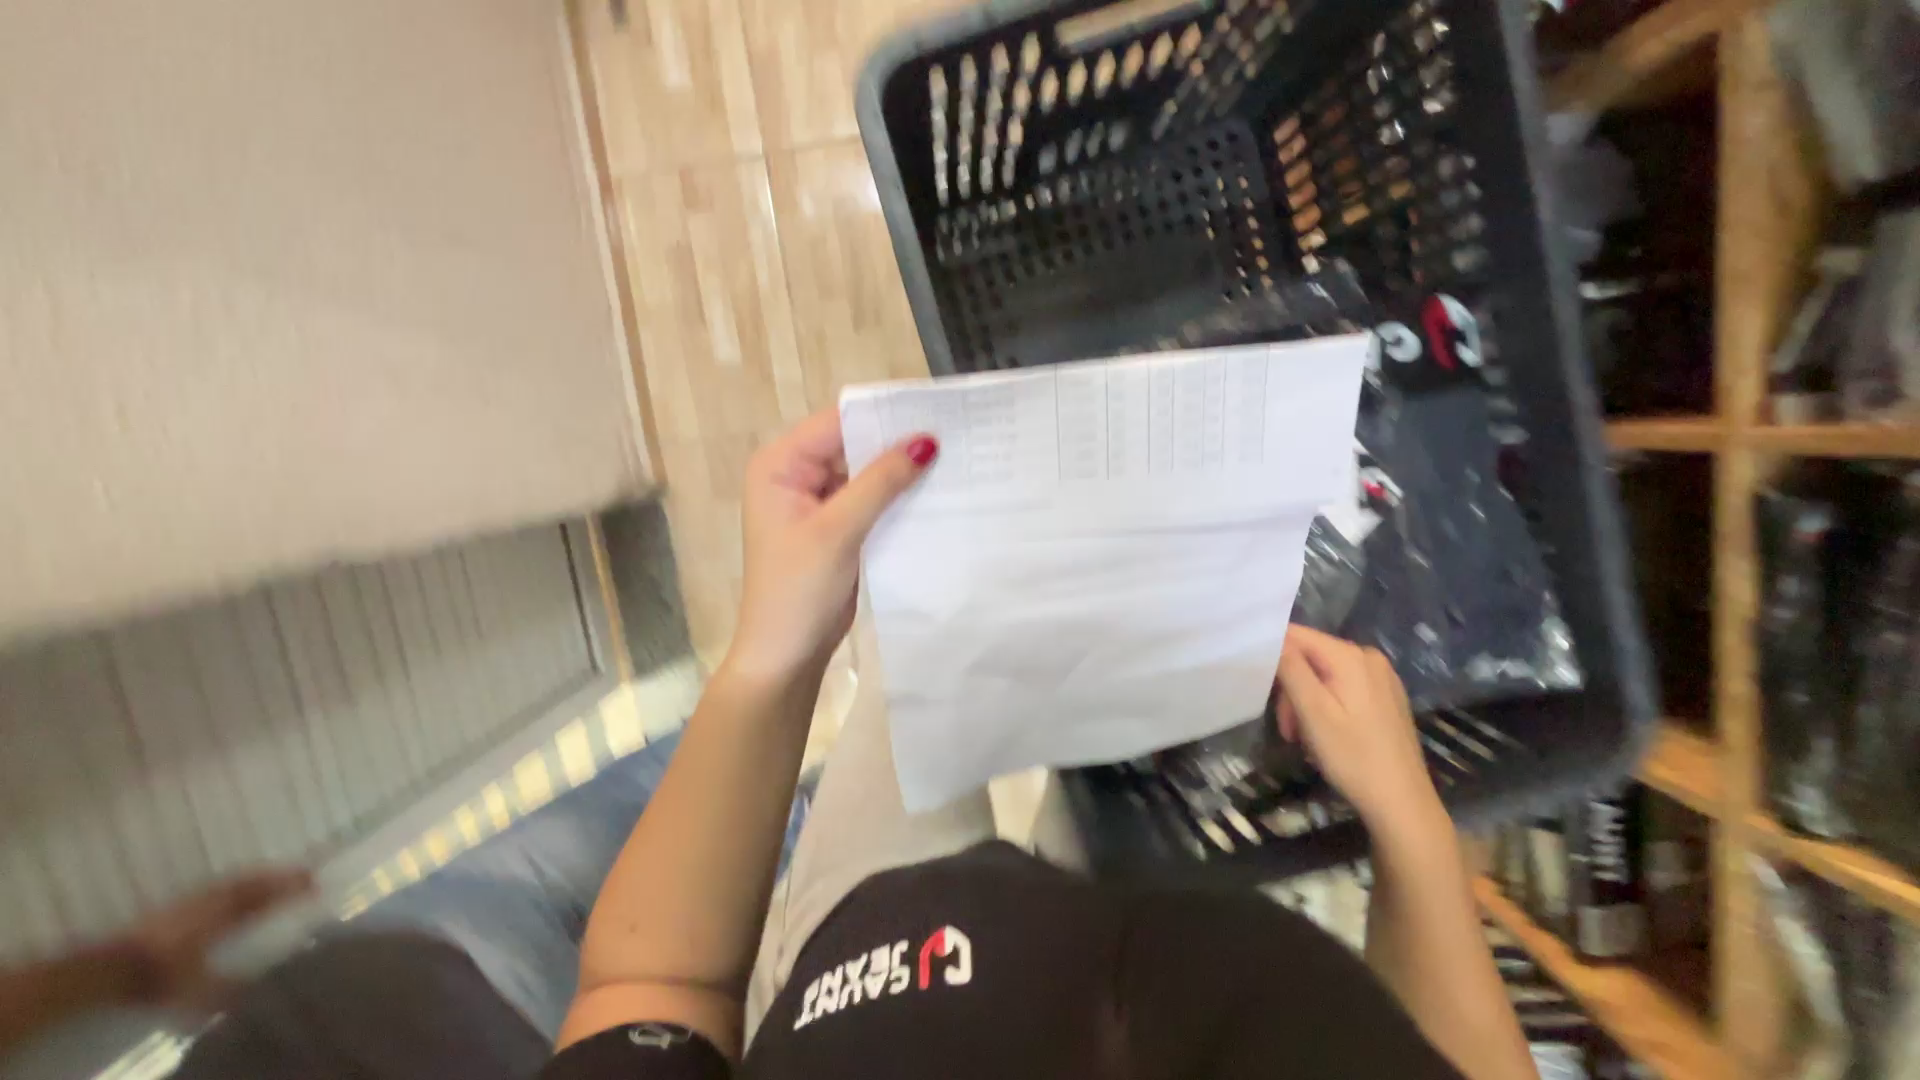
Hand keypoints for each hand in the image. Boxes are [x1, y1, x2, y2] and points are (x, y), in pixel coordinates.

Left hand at [122, 869, 311, 1008]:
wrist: (107, 969)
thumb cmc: (160, 974)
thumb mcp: (196, 989)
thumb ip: (227, 990)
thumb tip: (258, 994)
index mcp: (229, 914)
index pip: (271, 895)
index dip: (296, 888)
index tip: (319, 884)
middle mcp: (216, 900)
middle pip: (256, 881)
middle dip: (283, 876)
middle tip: (306, 873)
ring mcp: (194, 899)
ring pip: (236, 880)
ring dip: (260, 875)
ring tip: (277, 875)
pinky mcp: (175, 904)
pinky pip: (218, 885)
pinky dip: (235, 882)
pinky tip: (235, 887)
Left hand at [729, 408, 936, 681]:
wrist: (786, 654)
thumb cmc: (798, 588)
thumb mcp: (838, 530)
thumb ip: (881, 482)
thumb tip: (927, 440)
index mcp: (780, 464)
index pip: (837, 422)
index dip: (884, 414)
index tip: (935, 410)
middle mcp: (796, 474)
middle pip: (853, 444)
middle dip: (897, 442)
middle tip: (955, 433)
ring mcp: (817, 502)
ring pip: (866, 472)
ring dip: (902, 470)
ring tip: (956, 458)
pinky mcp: (838, 527)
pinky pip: (871, 500)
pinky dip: (898, 498)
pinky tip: (936, 493)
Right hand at [1275, 625, 1446, 839]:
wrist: (1402, 802)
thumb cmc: (1353, 757)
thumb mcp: (1313, 712)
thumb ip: (1291, 668)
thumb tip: (1273, 638)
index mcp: (1350, 656)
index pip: (1296, 634)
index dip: (1272, 654)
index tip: (1259, 685)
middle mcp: (1368, 657)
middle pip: (1310, 656)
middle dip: (1291, 687)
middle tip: (1288, 727)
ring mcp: (1381, 677)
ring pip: (1324, 673)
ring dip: (1305, 700)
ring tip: (1304, 737)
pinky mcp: (1386, 696)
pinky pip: (1343, 686)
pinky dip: (1326, 705)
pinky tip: (1326, 733)